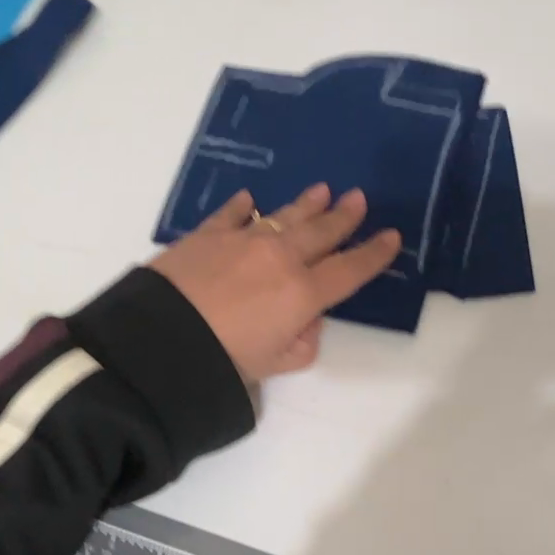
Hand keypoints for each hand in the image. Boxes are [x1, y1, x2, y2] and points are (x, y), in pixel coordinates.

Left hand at [150, 184, 401, 381]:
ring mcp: (243, 240)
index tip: (391, 237)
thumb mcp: (276, 364)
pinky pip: (232, 215)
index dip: (374, 254)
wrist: (162, 338)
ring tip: (322, 190)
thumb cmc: (226, 359)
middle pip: (321, 233)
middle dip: (343, 216)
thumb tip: (308, 321)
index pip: (350, 270)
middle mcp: (280, 258)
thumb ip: (303, 344)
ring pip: (284, 216)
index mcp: (303, 293)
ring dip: (306, 204)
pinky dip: (244, 207)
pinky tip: (250, 200)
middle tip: (358, 198)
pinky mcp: (208, 235)